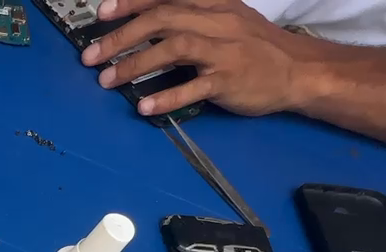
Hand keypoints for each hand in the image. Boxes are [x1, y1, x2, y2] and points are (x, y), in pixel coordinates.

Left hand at [80, 0, 331, 117]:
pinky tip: (143, 107)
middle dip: (122, 37)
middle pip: (164, 19)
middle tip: (89, 57)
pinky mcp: (229, 79)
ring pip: (176, 48)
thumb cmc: (249, 47)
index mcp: (214, 4)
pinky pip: (194, 87)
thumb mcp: (221, 20)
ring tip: (105, 81)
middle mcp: (218, 20)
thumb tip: (141, 22)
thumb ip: (186, 17)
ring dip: (136, 65)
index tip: (102, 11)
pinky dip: (167, 96)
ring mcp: (225, 50)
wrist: (297, 70)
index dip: (134, 1)